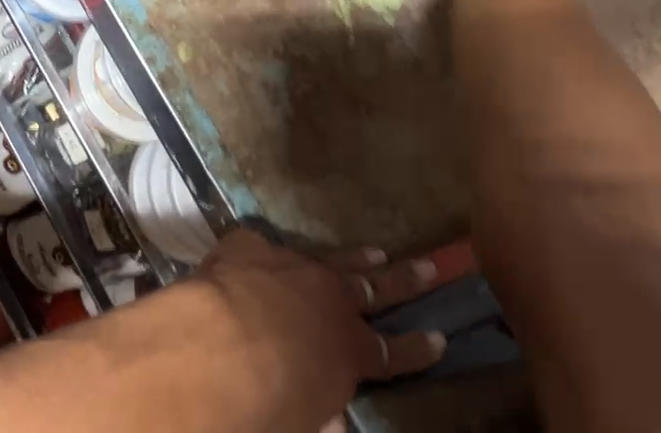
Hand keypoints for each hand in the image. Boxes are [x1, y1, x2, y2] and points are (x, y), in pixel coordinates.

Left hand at [192, 227, 446, 429]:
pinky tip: (266, 246)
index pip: (392, 353)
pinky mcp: (249, 248)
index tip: (440, 339)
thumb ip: (324, 409)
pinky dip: (266, 251)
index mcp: (348, 350)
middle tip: (428, 266)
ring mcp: (290, 266)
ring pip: (330, 260)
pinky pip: (262, 246)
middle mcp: (328, 300)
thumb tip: (334, 419)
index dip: (417, 349)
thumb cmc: (269, 398)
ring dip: (355, 259)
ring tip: (377, 252)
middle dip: (404, 281)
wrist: (221, 343)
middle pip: (375, 290)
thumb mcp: (307, 418)